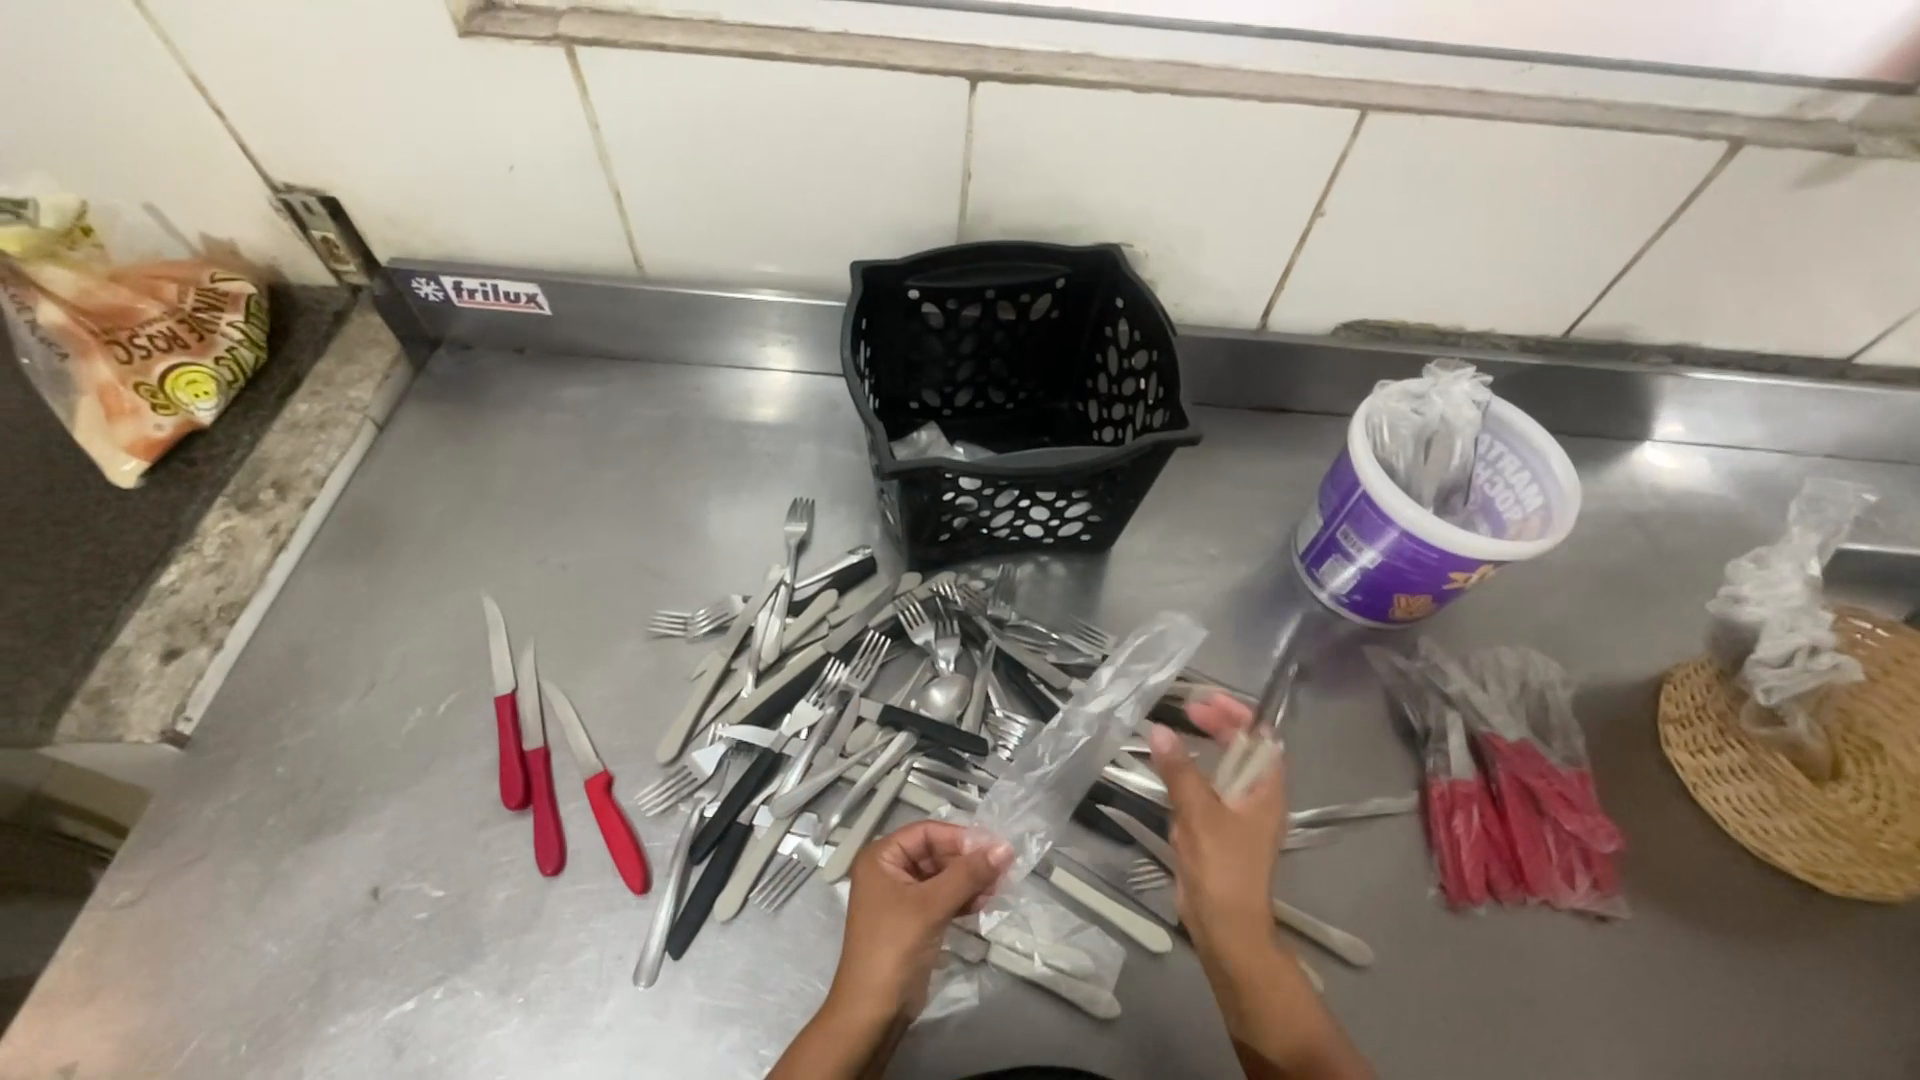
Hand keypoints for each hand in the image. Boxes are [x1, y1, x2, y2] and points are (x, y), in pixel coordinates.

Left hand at [828, 821, 1012, 1019]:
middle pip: (936, 853)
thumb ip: (969, 874)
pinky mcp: (913, 920)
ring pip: (942, 877)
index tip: (995, 847)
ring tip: (996, 891)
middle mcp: (889, 871)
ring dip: (968, 881)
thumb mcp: (932, 905)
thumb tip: (1005, 848)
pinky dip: (962, 899)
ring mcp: (901, 897)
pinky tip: (982, 905)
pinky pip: (942, 898)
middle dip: (967, 862)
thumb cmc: (894, 946)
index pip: (927, 832)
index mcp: (881, 857)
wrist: (873, 1010)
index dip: (960, 837)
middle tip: (1001, 871)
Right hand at [1148, 694, 1288, 948]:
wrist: (1225, 927)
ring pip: (1221, 771)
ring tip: (1172, 733)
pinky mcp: (1217, 832)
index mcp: (1266, 789)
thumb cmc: (1223, 867)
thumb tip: (1159, 730)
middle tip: (1185, 711)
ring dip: (1201, 750)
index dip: (1237, 714)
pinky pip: (1205, 793)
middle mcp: (1256, 798)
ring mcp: (1237, 816)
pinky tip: (1169, 773)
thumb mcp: (1199, 813)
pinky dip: (1190, 777)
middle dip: (1217, 727)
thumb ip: (1180, 770)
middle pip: (1241, 750)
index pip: (1260, 737)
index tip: (1205, 700)